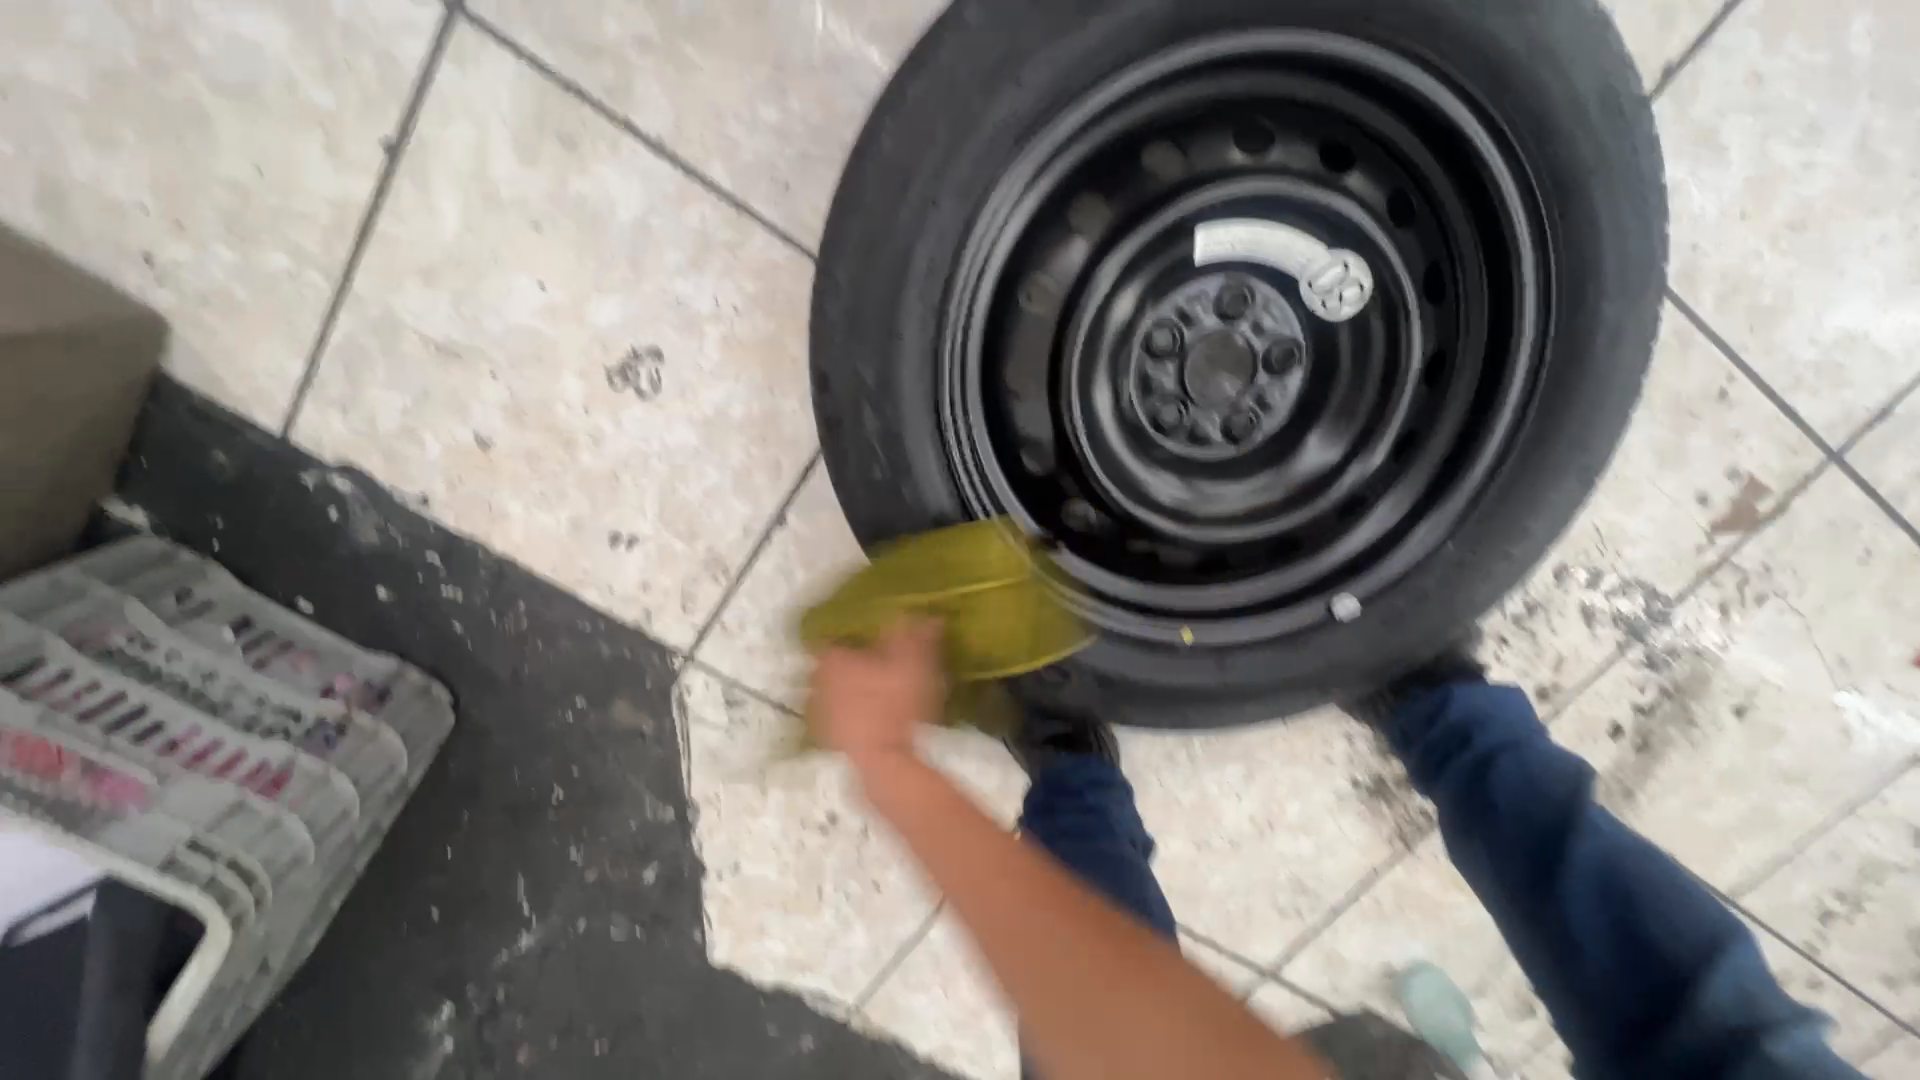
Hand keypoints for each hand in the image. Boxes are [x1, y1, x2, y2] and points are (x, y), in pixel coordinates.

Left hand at [808, 617, 946, 772]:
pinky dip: (854, 719)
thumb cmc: (897, 703)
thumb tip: (928, 613)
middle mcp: (817, 683)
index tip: (869, 640)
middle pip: (831, 667)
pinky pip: (840, 722)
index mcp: (832, 657)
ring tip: (878, 696)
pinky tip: (876, 723)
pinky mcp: (830, 744)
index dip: (851, 637)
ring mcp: (820, 716)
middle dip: (850, 666)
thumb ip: (917, 632)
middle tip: (877, 666)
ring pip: (834, 695)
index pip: (833, 637)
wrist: (884, 763)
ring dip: (850, 694)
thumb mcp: (915, 659)